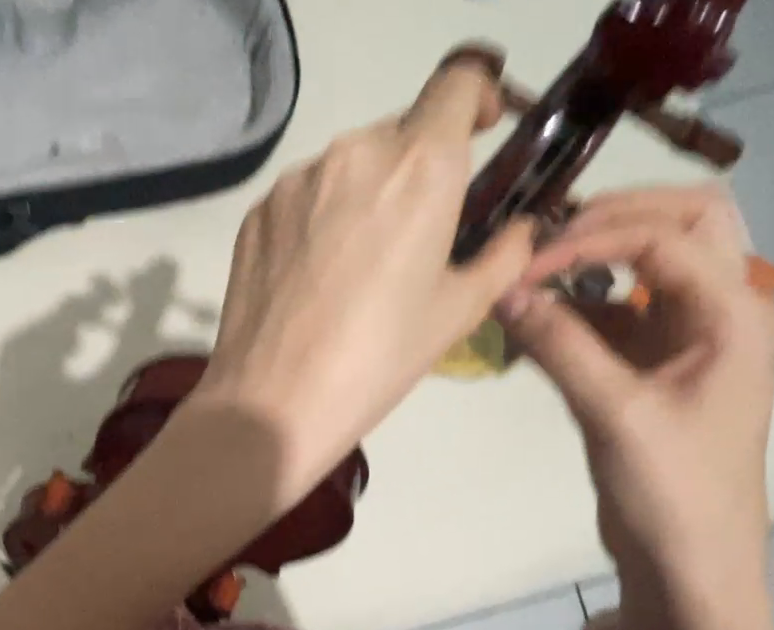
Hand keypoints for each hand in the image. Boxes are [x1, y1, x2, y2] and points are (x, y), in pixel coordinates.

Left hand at [186, 46, 536, 501]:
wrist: (271, 403)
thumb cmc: (377, 359)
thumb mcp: (461, 309)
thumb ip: (504, 252)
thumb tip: (520, 229)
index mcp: (420, 165)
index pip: (460, 82)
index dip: (477, 100)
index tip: (480, 134)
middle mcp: (353, 155)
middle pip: (399, 131)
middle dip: (417, 166)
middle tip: (417, 230)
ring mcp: (293, 185)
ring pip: (345, 166)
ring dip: (364, 193)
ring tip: (359, 263)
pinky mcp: (253, 216)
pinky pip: (301, 198)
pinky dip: (318, 217)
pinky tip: (313, 276)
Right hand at [496, 185, 773, 583]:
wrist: (689, 552)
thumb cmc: (671, 484)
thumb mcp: (613, 412)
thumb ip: (558, 347)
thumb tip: (502, 294)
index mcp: (733, 312)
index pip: (665, 238)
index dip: (591, 239)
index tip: (523, 268)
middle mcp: (720, 307)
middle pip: (685, 219)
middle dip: (614, 216)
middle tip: (545, 237)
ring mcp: (688, 333)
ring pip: (654, 258)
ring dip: (598, 252)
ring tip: (533, 267)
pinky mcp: (654, 361)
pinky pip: (619, 309)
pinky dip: (578, 302)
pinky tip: (533, 318)